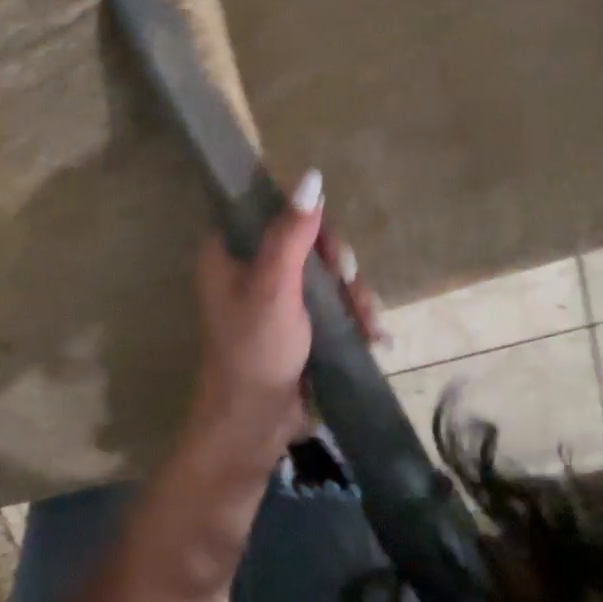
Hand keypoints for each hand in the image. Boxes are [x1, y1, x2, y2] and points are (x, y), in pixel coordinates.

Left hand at [189, 170, 386, 466]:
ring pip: (326, 275)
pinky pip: (333, 305)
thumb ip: (291, 233)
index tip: (328, 249)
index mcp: (228, 250)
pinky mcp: (298, 326)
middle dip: (338, 267)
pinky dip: (355, 317)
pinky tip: (374, 337)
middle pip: (307, 242)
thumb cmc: (255, 350)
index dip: (306, 221)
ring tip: (368, 324)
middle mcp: (248, 268)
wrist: (255, 425)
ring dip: (353, 296)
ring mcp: (275, 299)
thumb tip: (311, 176)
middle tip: (349, 287)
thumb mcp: (274, 286)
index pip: (271, 211)